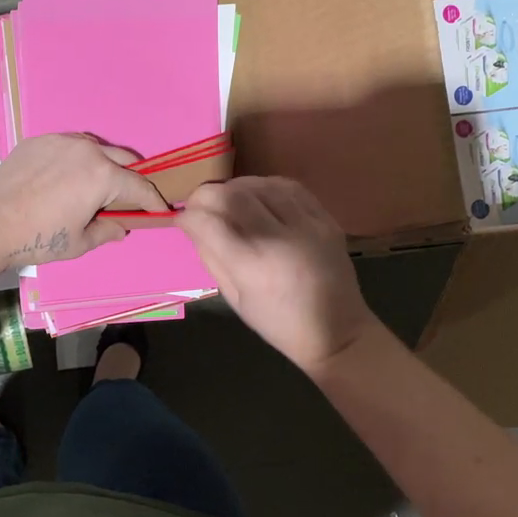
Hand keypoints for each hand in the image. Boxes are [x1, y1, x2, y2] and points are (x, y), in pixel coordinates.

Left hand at [0, 134, 167, 266]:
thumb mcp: (79, 243)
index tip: (161, 208)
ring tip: (99, 184)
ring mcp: (58, 141)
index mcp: (102, 176)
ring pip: (94, 147)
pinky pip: (66, 145)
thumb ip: (106, 231)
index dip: (153, 199)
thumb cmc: (38, 238)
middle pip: (122, 158)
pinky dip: (75, 158)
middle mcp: (85, 150)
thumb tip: (121, 226)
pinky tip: (67, 176)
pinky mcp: (36, 142)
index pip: (139, 185)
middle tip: (132, 196)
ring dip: (104, 163)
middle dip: (132, 177)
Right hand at [178, 177, 378, 374]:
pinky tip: (256, 195)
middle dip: (206, 195)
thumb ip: (212, 257)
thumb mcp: (234, 298)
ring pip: (261, 185)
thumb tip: (193, 226)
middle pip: (233, 195)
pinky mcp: (326, 220)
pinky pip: (291, 188)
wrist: (337, 331)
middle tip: (197, 204)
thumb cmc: (278, 324)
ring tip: (225, 198)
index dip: (188, 216)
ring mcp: (307, 226)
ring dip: (235, 186)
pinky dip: (266, 185)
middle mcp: (280, 240)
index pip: (209, 223)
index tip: (181, 218)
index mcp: (253, 267)